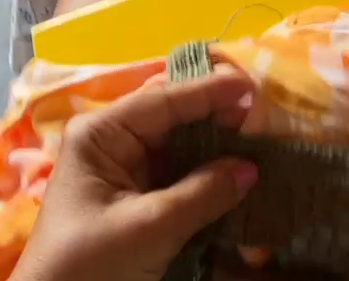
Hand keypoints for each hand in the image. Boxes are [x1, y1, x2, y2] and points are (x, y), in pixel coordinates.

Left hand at [13, 69, 259, 280]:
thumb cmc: (88, 266)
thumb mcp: (148, 229)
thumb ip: (201, 194)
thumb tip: (251, 167)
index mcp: (101, 132)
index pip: (163, 100)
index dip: (209, 91)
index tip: (250, 85)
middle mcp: (111, 140)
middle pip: (171, 115)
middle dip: (214, 112)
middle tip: (259, 112)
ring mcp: (122, 168)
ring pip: (177, 143)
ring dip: (213, 141)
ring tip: (254, 134)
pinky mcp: (134, 197)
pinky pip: (176, 172)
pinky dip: (204, 170)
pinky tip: (233, 166)